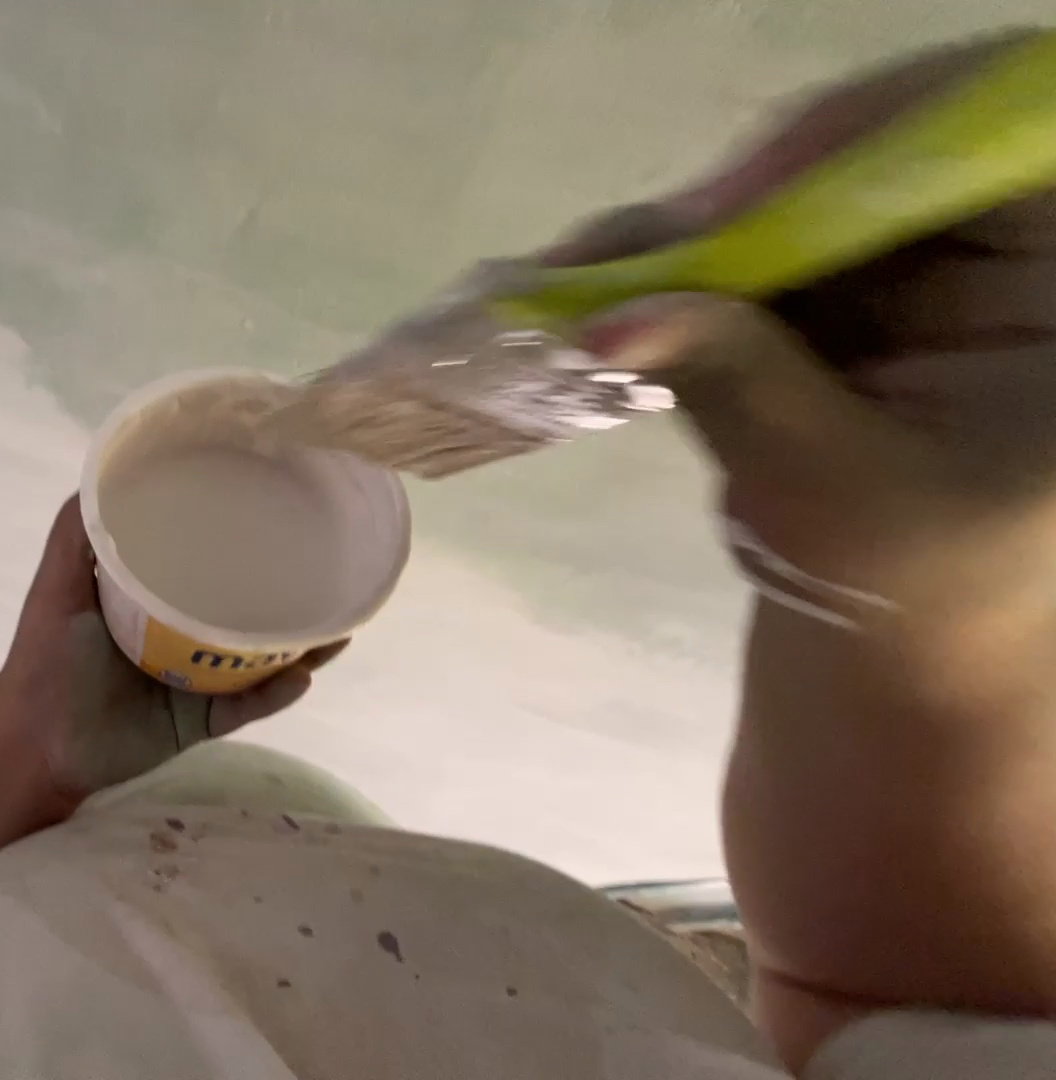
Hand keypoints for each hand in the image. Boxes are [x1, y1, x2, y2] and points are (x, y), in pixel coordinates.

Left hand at [0, 496, 343, 806]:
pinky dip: (274, 693)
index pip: (202, 561)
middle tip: (327, 567)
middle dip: (284, 592)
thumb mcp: (59, 583)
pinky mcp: (200, 720)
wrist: (39, 741)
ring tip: (338, 625)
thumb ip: (75, 532)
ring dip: (298, 644)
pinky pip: (246, 706)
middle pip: (242, 608)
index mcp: (152, 599)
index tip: (272, 506)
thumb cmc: (49, 657)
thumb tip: (104, 469)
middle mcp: (181, 633)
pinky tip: (302, 673)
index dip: (235, 537)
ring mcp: (195, 678)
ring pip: (257, 657)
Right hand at [542, 30, 1055, 1068]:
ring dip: (670, 258)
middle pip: (862, 176)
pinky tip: (592, 319)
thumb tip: (595, 318)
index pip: (992, 130)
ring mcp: (909, 298)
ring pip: (784, 230)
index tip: (719, 203)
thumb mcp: (824, 483)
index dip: (854, 139)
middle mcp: (1009, 263)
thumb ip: (727, 377)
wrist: (900, 679)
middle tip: (593, 261)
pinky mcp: (830, 337)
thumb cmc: (911, 601)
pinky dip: (667, 299)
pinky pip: (744, 286)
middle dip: (722, 211)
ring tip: (560, 290)